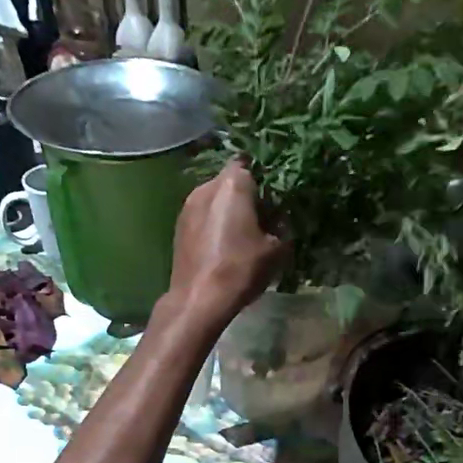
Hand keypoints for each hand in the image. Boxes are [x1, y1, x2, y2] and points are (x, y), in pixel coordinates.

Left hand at [167, 160, 284, 322]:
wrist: (198, 300)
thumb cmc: (240, 269)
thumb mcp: (276, 249)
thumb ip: (283, 226)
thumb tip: (281, 220)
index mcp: (232, 185)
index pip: (251, 163)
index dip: (266, 176)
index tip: (276, 194)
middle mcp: (206, 188)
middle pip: (231, 181)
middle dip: (247, 194)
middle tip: (264, 215)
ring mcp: (188, 207)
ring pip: (215, 198)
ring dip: (229, 209)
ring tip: (245, 231)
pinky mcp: (179, 227)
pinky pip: (203, 215)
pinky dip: (215, 222)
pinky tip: (225, 243)